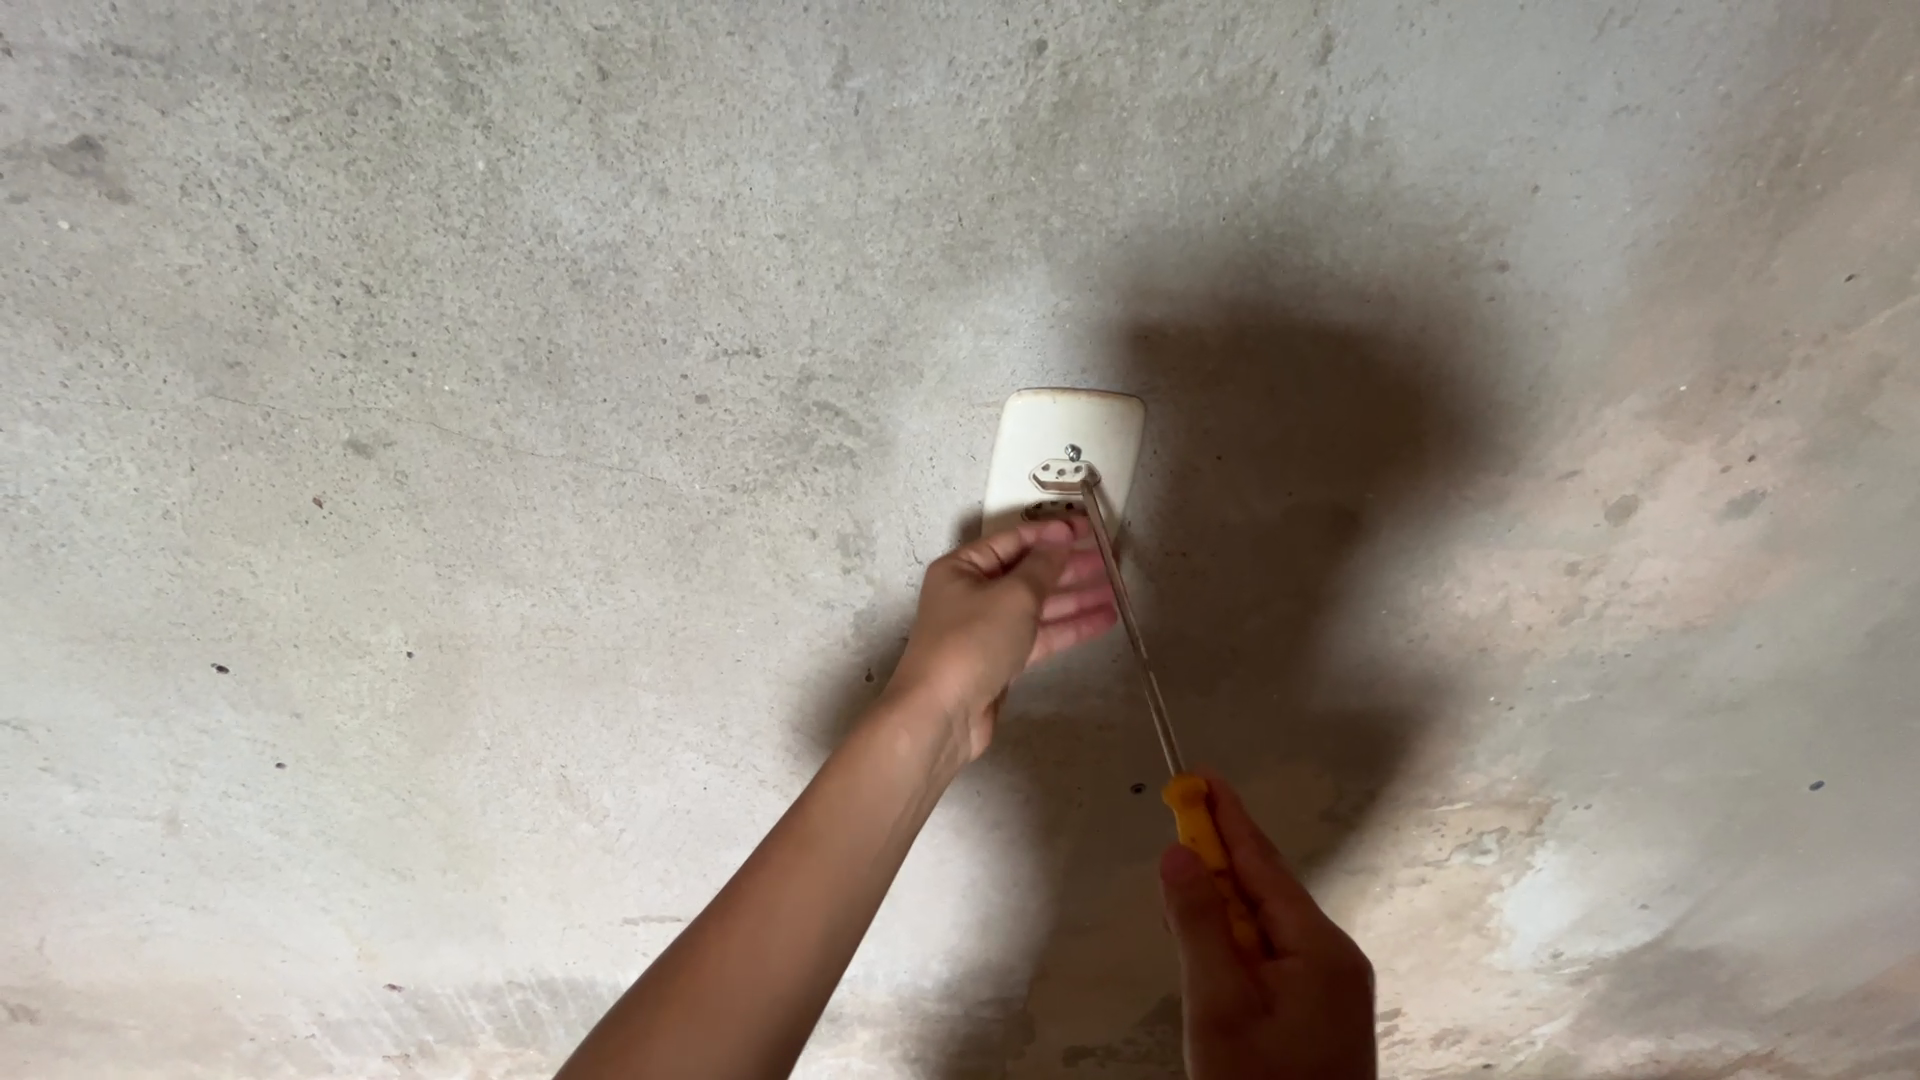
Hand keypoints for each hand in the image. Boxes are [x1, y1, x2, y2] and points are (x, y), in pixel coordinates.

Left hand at [886, 518, 1116, 761]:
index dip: (1052, 533)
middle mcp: (971, 594)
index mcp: (962, 567)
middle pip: (1027, 573)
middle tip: (1109, 559)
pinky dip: (1068, 627)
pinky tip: (1102, 620)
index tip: (1089, 528)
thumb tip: (1060, 540)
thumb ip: (1042, 567)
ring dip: (1074, 597)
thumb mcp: (1012, 595)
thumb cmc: (972, 641)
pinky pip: (1039, 635)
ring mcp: (986, 629)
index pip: (1013, 540)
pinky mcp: (1000, 660)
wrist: (942, 713)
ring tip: (1116, 589)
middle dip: (1068, 566)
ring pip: (1037, 606)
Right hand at [1159, 770, 1376, 1079]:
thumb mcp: (1218, 1005)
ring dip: (1218, 902)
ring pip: (1262, 919)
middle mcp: (1332, 955)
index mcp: (1320, 948)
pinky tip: (1205, 942)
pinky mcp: (1316, 1006)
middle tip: (1178, 824)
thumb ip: (1197, 922)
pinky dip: (1231, 936)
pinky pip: (1267, 949)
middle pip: (1264, 886)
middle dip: (1217, 857)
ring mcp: (1328, 983)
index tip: (1199, 775)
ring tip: (1178, 898)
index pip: (1262, 862)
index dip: (1226, 815)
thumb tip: (1177, 850)